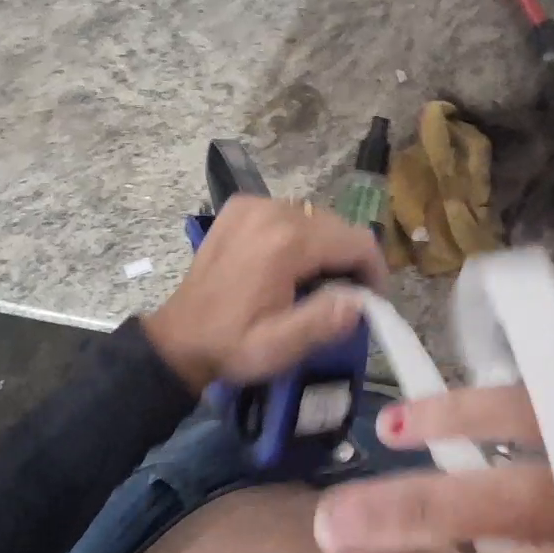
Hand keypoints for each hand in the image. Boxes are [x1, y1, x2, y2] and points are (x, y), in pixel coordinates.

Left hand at [143, 195, 385, 393]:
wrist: (178, 338)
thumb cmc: (232, 345)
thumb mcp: (280, 346)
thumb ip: (325, 321)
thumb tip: (361, 302)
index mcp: (286, 242)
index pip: (357, 241)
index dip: (375, 269)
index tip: (371, 300)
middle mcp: (272, 211)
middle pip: (338, 225)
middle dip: (350, 259)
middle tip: (344, 296)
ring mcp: (253, 205)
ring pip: (316, 217)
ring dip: (326, 246)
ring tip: (317, 283)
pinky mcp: (240, 208)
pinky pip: (289, 213)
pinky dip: (300, 235)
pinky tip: (290, 264)